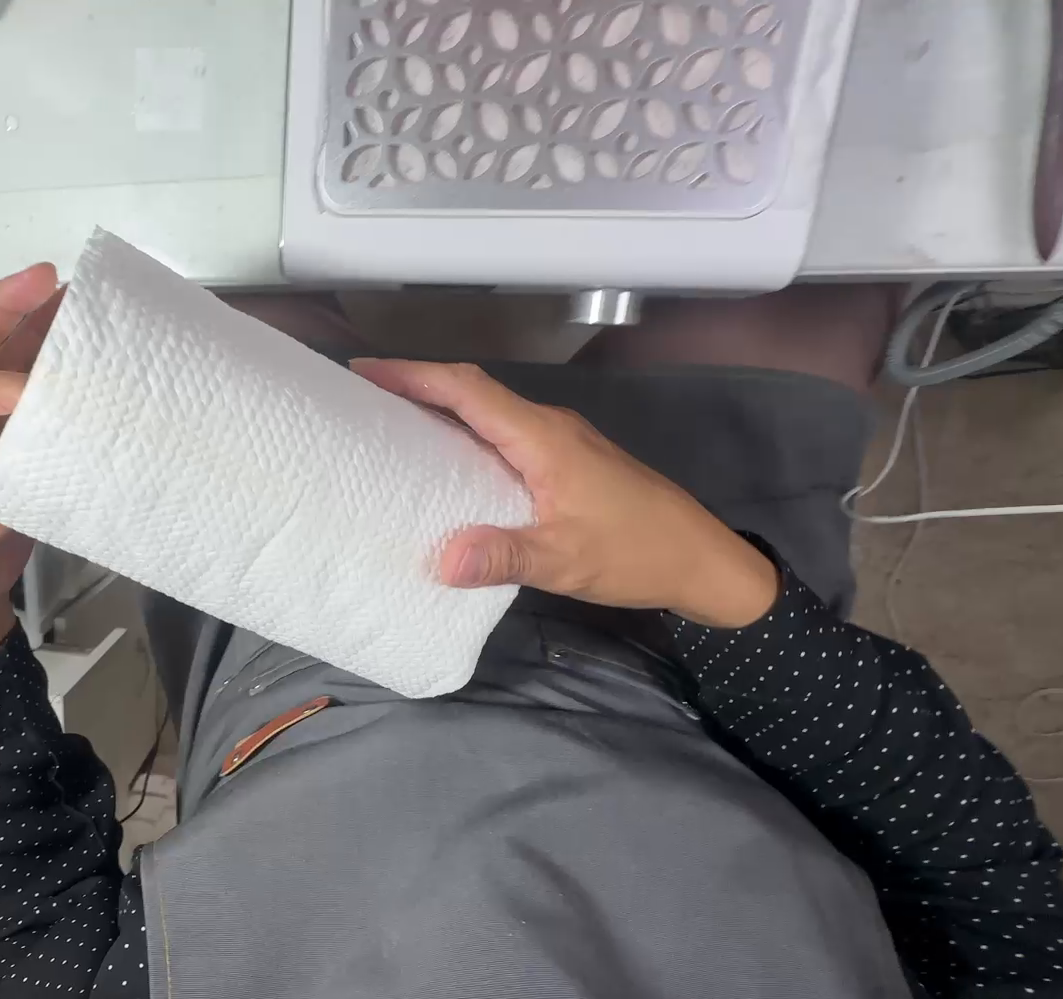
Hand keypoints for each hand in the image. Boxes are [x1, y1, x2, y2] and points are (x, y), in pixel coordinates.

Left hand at [0, 264, 60, 671]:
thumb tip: (16, 489)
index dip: (9, 387)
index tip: (53, 397)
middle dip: (5, 306)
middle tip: (49, 277)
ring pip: (0, 359)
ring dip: (34, 322)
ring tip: (76, 297)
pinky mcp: (9, 444)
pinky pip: (27, 391)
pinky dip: (52, 363)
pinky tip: (83, 354)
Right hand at [352, 360, 777, 627]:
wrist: (701, 559)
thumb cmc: (635, 551)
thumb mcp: (566, 559)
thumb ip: (504, 556)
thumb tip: (440, 560)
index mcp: (542, 436)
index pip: (468, 389)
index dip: (413, 375)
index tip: (363, 373)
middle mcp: (546, 427)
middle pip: (471, 391)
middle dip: (414, 386)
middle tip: (361, 401)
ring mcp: (556, 442)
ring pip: (485, 412)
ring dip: (437, 410)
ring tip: (386, 428)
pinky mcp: (561, 461)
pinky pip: (499, 435)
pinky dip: (462, 436)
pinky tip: (441, 464)